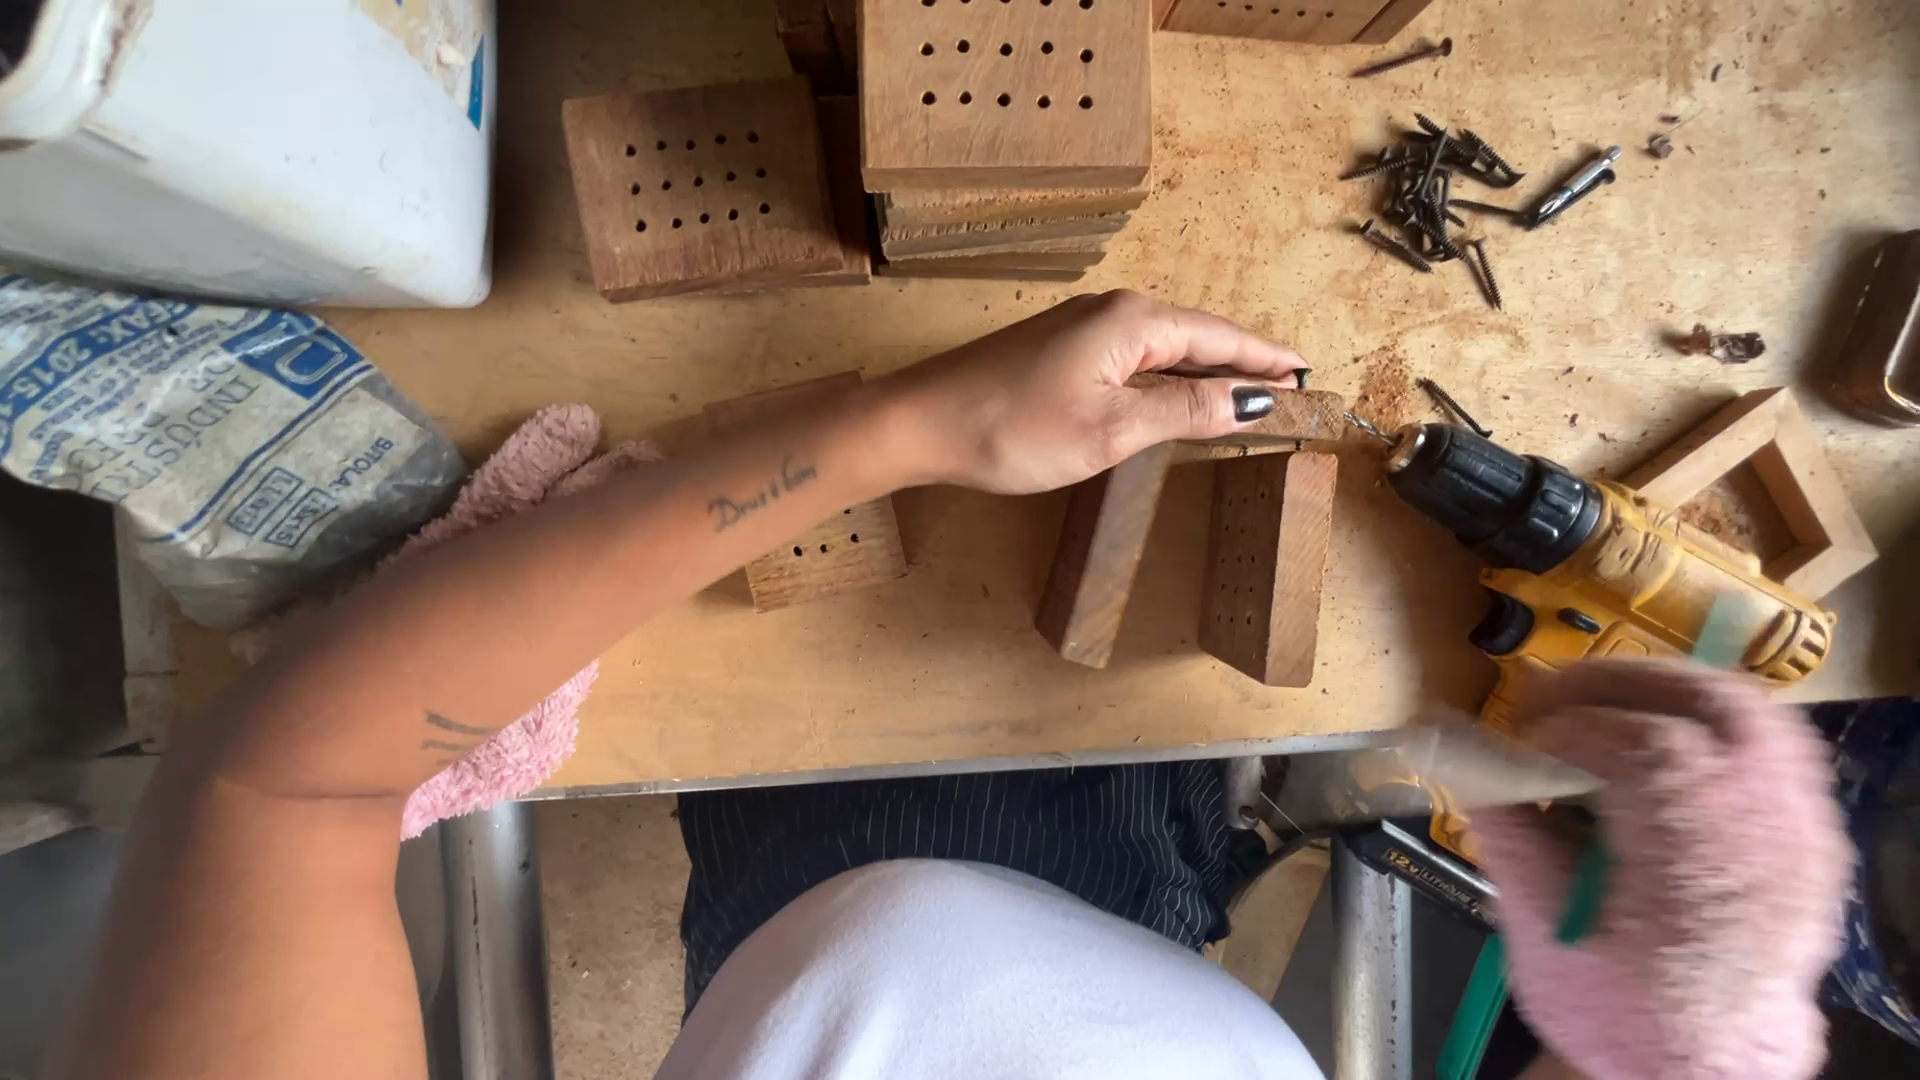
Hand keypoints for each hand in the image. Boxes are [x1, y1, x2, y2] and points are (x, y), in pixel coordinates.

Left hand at [876, 290, 1306, 492]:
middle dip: (1237, 360)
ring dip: (1199, 368)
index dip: (1263, 357)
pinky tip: (1166, 393)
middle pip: (1191, 336)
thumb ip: (1184, 411)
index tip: (1305, 370)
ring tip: (1239, 389)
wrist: (921, 423)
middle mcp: (1109, 312)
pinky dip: (1159, 377)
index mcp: (1132, 322)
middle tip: (1284, 382)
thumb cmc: (1016, 429)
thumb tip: (1253, 400)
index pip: (1218, 336)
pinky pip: (1127, 359)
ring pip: (1157, 348)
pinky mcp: (1055, 350)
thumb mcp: (1111, 428)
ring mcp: (1078, 329)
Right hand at [1473, 660, 1850, 1079]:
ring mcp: (1797, 833)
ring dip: (1648, 687)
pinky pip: (1756, 734)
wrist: (1697, 1057)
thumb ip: (1496, 816)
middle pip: (1713, 709)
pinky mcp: (1797, 826)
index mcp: (1696, 879)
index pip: (1652, 754)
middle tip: (1543, 698)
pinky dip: (1683, 710)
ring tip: (1582, 704)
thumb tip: (1439, 737)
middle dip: (1611, 683)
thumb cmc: (1608, 997)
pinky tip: (1630, 729)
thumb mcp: (1533, 914)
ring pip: (1742, 708)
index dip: (1569, 729)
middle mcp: (1766, 848)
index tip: (1521, 747)